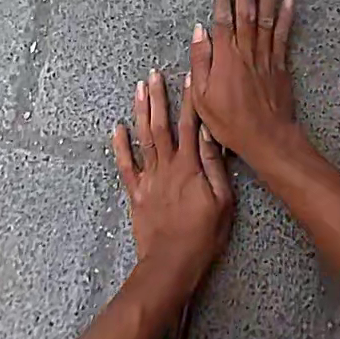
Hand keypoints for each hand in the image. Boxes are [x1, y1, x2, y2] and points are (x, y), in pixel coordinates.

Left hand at [112, 69, 233, 297]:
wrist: (170, 264)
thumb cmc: (203, 234)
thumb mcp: (223, 200)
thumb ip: (216, 165)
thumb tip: (213, 134)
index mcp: (190, 166)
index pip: (191, 125)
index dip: (191, 100)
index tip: (190, 77)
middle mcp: (167, 166)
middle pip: (162, 125)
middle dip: (159, 97)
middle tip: (154, 74)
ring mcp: (149, 178)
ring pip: (143, 138)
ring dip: (140, 112)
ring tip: (138, 89)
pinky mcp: (137, 193)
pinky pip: (126, 165)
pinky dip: (120, 146)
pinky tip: (117, 128)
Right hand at [190, 0, 302, 165]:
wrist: (266, 137)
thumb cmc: (229, 122)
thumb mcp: (202, 98)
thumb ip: (200, 62)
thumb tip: (199, 31)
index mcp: (225, 58)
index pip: (223, 20)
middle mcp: (247, 51)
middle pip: (246, 11)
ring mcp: (266, 55)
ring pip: (267, 17)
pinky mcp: (280, 63)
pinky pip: (284, 34)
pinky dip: (288, 14)